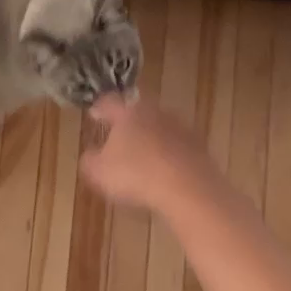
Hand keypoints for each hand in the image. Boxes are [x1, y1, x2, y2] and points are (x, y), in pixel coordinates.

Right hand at [81, 94, 220, 212]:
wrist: (188, 188)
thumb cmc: (136, 176)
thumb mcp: (100, 173)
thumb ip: (90, 161)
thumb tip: (90, 155)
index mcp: (128, 112)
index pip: (110, 102)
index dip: (100, 108)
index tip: (94, 114)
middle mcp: (156, 112)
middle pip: (138, 112)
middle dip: (128, 124)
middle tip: (119, 138)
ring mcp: (181, 128)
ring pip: (160, 129)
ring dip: (151, 140)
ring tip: (143, 158)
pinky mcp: (199, 146)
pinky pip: (178, 148)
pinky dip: (169, 156)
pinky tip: (165, 172)